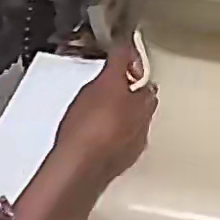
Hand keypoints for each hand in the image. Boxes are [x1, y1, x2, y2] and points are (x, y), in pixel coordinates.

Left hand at [52, 39, 156, 188]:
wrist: (78, 167)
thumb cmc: (109, 135)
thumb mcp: (143, 113)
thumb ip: (147, 98)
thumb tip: (148, 93)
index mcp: (108, 78)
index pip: (121, 52)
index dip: (134, 54)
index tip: (141, 62)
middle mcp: (89, 89)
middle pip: (111, 79)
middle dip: (127, 89)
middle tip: (141, 101)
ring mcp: (78, 109)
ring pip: (101, 101)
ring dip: (116, 110)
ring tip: (130, 128)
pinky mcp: (72, 131)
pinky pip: (92, 121)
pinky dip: (104, 127)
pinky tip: (115, 144)